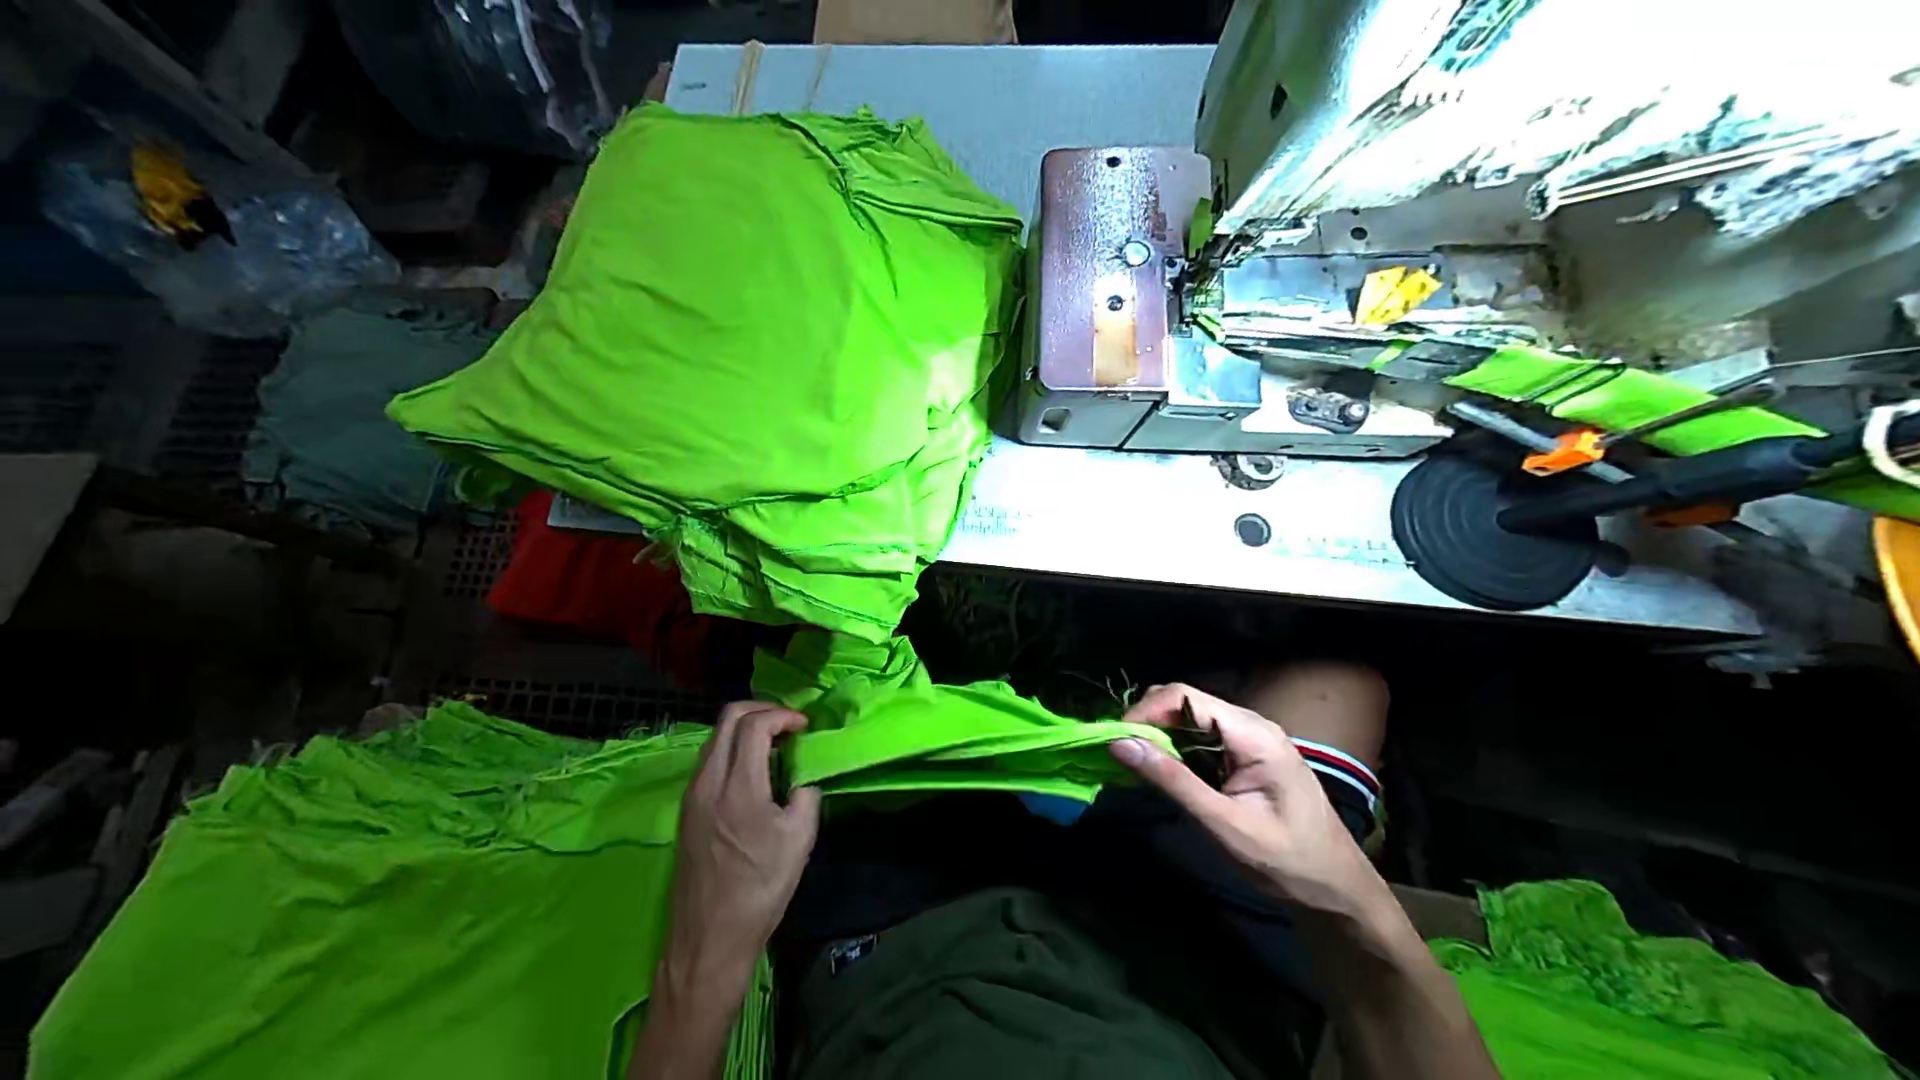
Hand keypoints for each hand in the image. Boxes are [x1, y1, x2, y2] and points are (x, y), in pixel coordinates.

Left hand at [662, 702, 821, 987]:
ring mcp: (692, 795)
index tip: (805, 726)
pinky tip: (753, 770)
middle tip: (788, 724)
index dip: (783, 715)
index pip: (754, 724)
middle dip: (761, 710)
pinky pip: (709, 759)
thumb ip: (806, 795)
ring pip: (715, 737)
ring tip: (774, 744)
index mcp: (737, 786)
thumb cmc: (760, 889)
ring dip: (745, 728)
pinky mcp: (686, 810)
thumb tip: (802, 780)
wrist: (709, 938)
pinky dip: (732, 748)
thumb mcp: (800, 839)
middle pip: (727, 718)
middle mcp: (707, 781)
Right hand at [1110, 683, 1386, 917]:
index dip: (1144, 710)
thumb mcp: (1224, 824)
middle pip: (1185, 701)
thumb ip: (1172, 780)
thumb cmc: (1287, 861)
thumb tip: (1120, 744)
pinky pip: (1203, 735)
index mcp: (1252, 734)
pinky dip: (1176, 747)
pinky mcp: (1248, 753)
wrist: (1339, 891)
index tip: (1116, 739)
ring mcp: (1252, 737)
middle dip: (1148, 721)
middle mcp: (1252, 724)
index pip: (1184, 696)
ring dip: (1160, 735)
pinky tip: (1163, 770)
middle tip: (1122, 753)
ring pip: (1191, 718)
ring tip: (1136, 763)